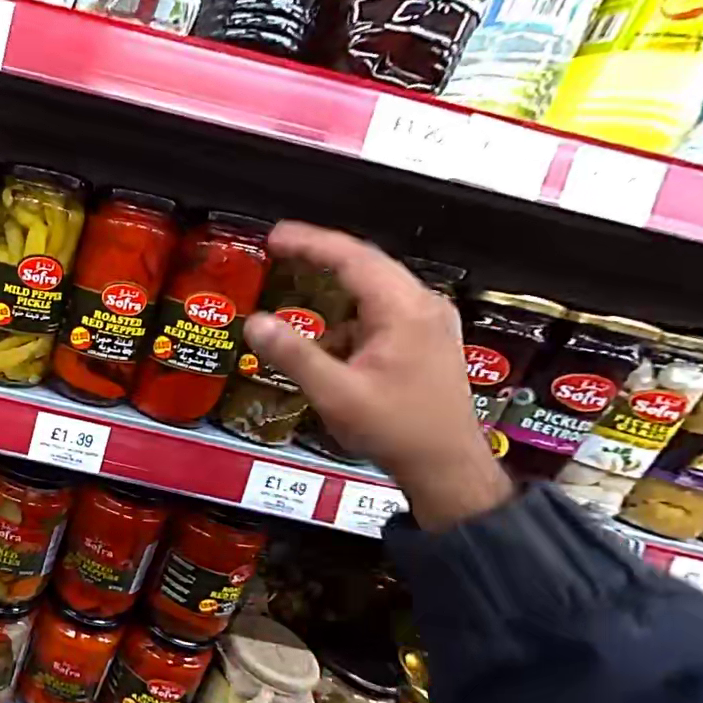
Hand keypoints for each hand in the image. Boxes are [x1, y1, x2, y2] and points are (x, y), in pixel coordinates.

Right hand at [243, 222, 511, 529]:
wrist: (447, 466)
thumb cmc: (396, 429)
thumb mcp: (336, 393)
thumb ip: (294, 354)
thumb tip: (255, 322)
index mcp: (404, 310)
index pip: (353, 259)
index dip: (310, 242)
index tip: (274, 236)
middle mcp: (422, 306)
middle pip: (366, 265)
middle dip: (320, 255)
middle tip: (279, 250)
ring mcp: (428, 322)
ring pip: (374, 288)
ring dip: (334, 286)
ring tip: (298, 287)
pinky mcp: (426, 339)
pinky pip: (380, 311)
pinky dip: (348, 314)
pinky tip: (329, 338)